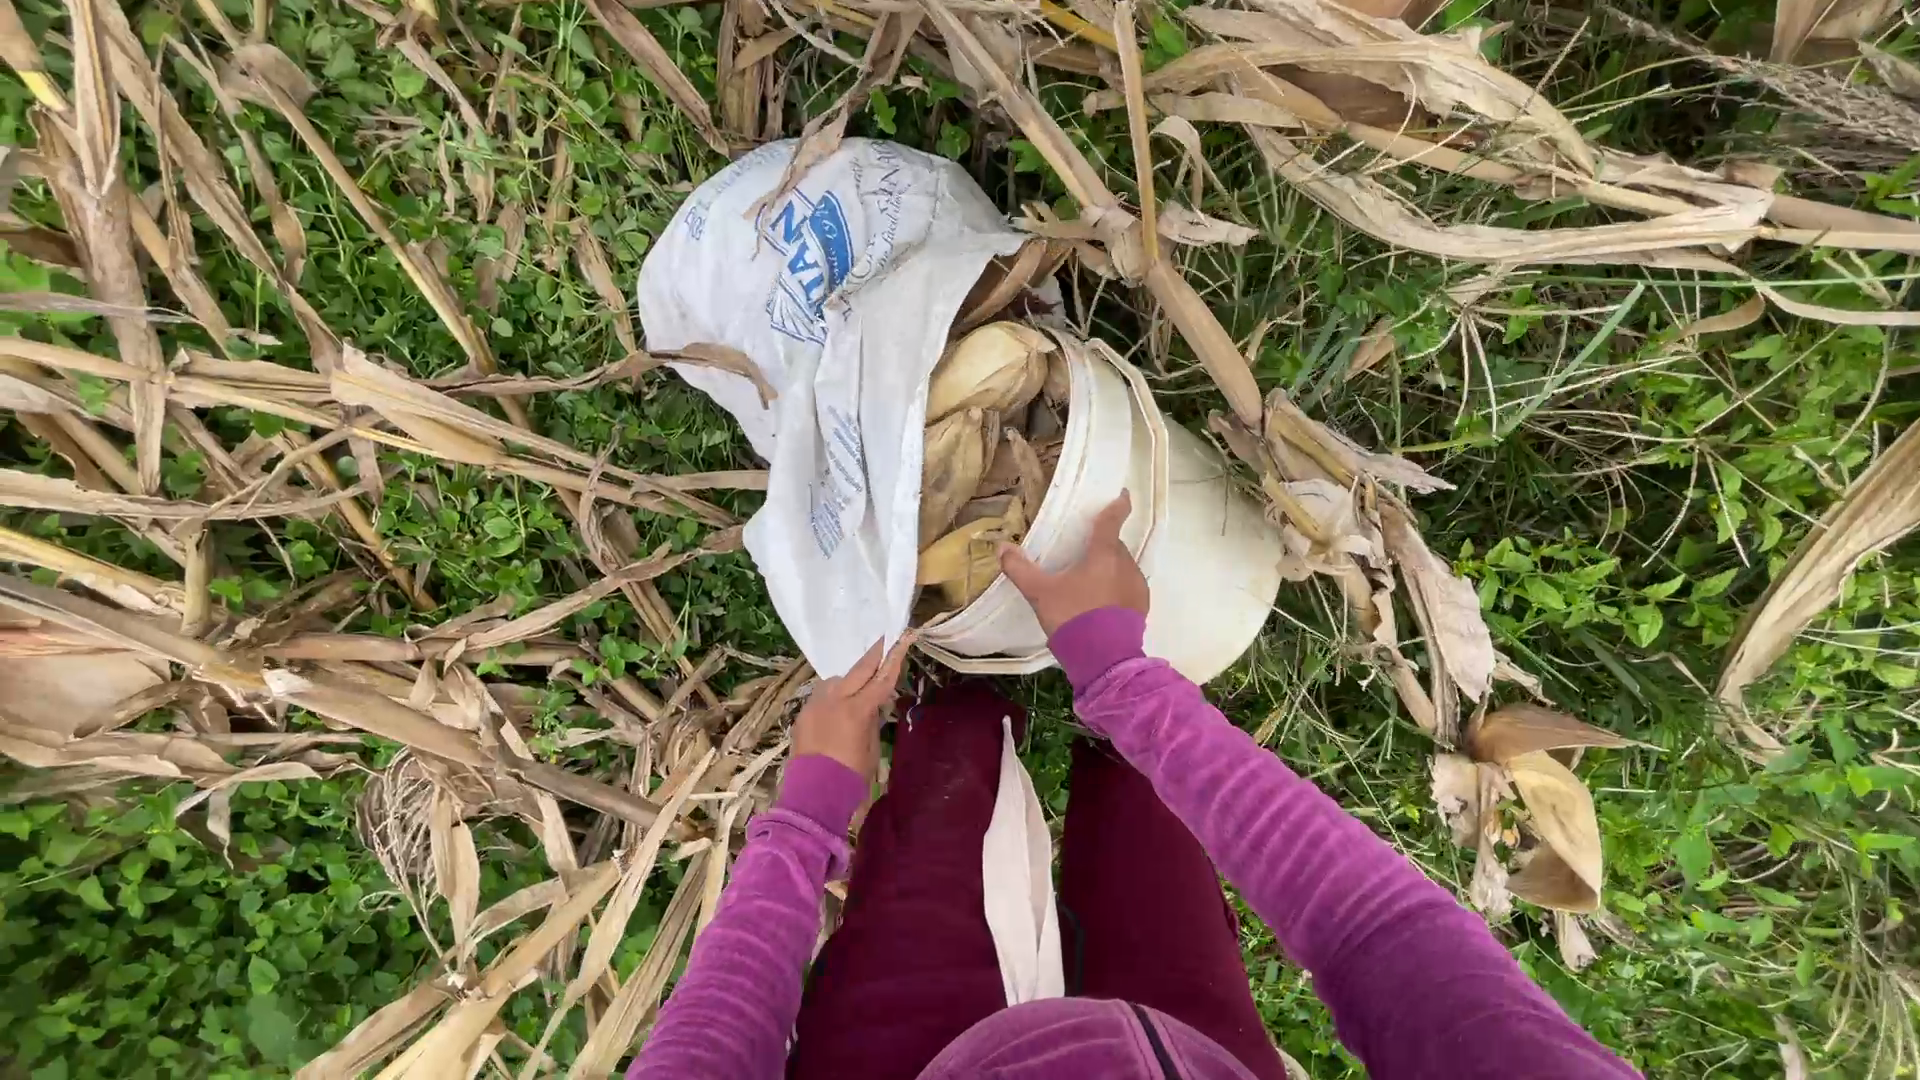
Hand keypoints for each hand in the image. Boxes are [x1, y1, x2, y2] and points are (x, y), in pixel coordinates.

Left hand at [791, 634, 914, 781]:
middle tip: (885, 639)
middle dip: (874, 654)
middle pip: (858, 670)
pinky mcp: (803, 714)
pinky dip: (833, 696)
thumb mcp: (871, 748)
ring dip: (849, 680)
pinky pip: (822, 696)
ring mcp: (815, 705)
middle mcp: (834, 700)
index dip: (894, 659)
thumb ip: (871, 720)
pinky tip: (837, 710)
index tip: (902, 640)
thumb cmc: (850, 778)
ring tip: (858, 690)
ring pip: (836, 681)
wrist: (812, 796)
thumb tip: (872, 705)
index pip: (881, 679)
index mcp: (856, 710)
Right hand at [997, 491, 1148, 635]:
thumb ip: (1020, 569)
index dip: (1117, 504)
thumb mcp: (1040, 593)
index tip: (1121, 494)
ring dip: (1108, 569)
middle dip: (1101, 547)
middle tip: (1081, 555)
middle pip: (1114, 546)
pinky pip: (1128, 588)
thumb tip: (1001, 547)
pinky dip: (1115, 589)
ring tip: (1087, 585)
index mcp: (1103, 554)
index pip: (1112, 520)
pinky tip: (1099, 604)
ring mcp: (1137, 586)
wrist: (1103, 659)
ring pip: (1122, 567)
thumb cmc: (1072, 617)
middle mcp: (1126, 564)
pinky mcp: (1142, 606)